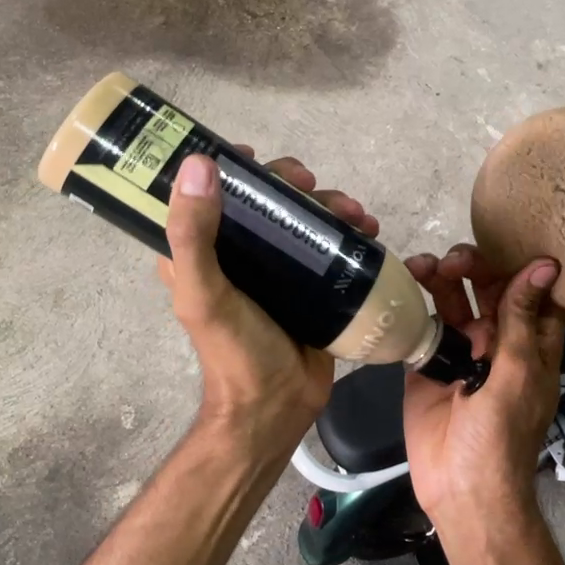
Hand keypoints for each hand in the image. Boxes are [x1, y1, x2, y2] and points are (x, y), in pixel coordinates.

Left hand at [157, 149, 378, 454]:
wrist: (278, 408)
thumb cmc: (234, 352)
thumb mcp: (204, 293)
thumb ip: (193, 235)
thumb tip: (197, 163)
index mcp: (198, 251)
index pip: (210, 191)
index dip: (230, 165)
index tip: (258, 157)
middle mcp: (236, 252)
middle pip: (264, 197)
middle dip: (293, 182)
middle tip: (314, 184)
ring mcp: (276, 267)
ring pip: (301, 215)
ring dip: (330, 203)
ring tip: (358, 213)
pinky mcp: (309, 283)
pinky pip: (328, 243)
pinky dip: (349, 230)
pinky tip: (370, 230)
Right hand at [400, 250, 564, 527]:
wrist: (461, 491)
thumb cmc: (502, 436)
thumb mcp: (517, 373)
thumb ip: (521, 318)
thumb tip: (545, 266)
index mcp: (530, 342)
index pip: (534, 290)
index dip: (525, 261)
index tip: (509, 234)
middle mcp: (497, 339)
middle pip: (488, 287)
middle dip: (473, 265)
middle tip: (453, 260)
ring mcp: (461, 350)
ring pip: (453, 299)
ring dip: (440, 278)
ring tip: (422, 266)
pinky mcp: (427, 362)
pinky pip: (422, 324)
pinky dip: (413, 304)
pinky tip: (404, 287)